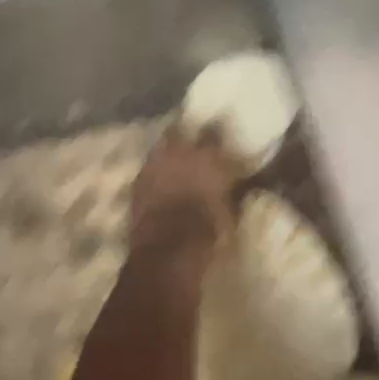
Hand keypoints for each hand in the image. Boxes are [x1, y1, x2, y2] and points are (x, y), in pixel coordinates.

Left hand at [129, 123, 241, 261]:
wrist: (168, 250)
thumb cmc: (208, 233)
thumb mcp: (231, 213)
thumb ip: (234, 192)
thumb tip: (240, 183)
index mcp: (210, 157)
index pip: (215, 131)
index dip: (217, 131)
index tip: (220, 134)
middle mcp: (181, 152)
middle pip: (180, 129)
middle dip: (186, 132)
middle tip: (192, 139)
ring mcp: (156, 164)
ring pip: (161, 145)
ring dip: (167, 148)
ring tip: (173, 155)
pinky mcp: (138, 180)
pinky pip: (148, 165)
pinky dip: (155, 169)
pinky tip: (158, 176)